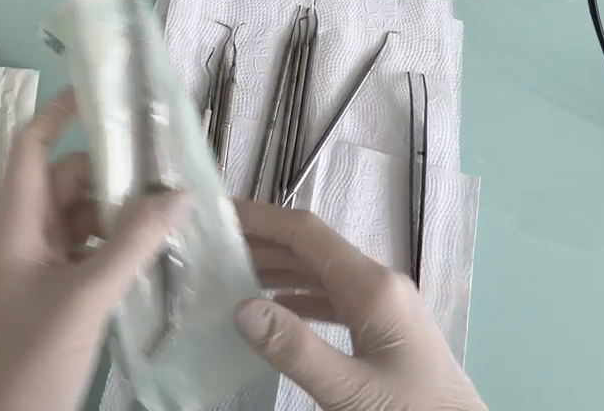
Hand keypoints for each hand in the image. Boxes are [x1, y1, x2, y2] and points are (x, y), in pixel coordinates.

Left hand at [0, 91, 187, 410]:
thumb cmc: (29, 360)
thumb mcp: (85, 297)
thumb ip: (133, 243)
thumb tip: (179, 193)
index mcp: (14, 222)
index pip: (32, 146)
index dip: (60, 112)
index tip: (104, 93)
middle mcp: (23, 234)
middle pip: (68, 179)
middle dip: (112, 171)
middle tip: (164, 166)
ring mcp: (36, 265)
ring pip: (82, 215)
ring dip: (119, 209)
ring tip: (168, 206)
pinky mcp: (53, 292)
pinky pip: (88, 247)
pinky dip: (116, 241)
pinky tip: (152, 247)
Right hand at [235, 199, 486, 410]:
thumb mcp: (351, 391)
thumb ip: (297, 350)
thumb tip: (240, 306)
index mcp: (373, 285)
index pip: (308, 235)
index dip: (263, 218)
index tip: (223, 213)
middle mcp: (379, 283)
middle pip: (314, 249)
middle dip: (266, 242)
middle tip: (216, 244)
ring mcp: (385, 306)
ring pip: (323, 274)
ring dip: (280, 270)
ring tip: (234, 273)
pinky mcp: (386, 330)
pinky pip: (335, 300)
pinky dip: (300, 298)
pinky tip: (275, 311)